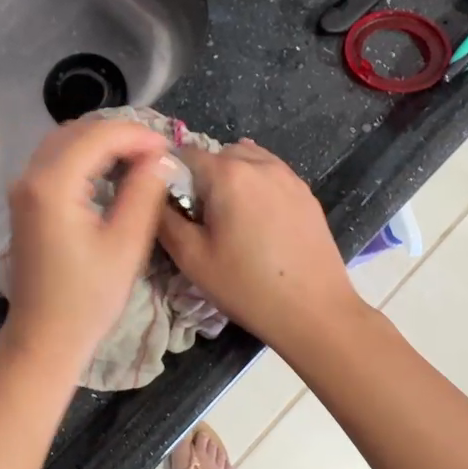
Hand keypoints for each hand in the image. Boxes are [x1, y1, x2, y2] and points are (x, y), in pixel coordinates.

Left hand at [0, 117, 170, 373]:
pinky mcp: (24, 200)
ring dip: (100, 141)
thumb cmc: (87, 299)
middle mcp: (30, 177)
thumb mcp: (126, 245)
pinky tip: (110, 170)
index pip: (97, 136)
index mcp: (52, 185)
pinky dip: (83, 155)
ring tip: (140, 158)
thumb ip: (143, 193)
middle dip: (119, 133)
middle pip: (77, 132)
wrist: (43, 336)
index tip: (168, 148)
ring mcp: (22, 187)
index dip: (135, 134)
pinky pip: (54, 160)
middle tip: (156, 152)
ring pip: (63, 141)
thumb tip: (159, 158)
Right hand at [157, 140, 365, 350]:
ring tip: (230, 216)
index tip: (172, 207)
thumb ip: (163, 217)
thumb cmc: (247, 286)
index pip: (184, 154)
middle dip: (202, 177)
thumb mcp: (190, 258)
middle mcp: (258, 164)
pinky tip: (257, 220)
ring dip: (230, 177)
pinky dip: (255, 184)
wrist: (316, 314)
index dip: (171, 176)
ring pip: (245, 159)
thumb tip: (151, 193)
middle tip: (201, 217)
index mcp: (227, 174)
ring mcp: (287, 176)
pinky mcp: (306, 193)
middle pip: (216, 154)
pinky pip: (270, 173)